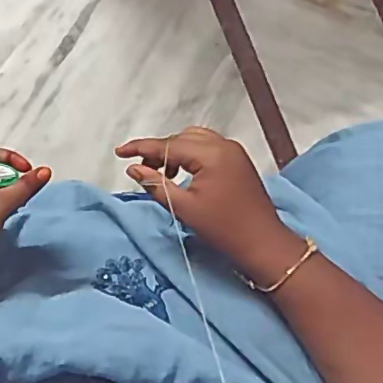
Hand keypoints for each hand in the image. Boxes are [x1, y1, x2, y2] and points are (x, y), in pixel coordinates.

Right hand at [116, 127, 306, 286]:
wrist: (263, 243)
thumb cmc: (224, 228)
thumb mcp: (183, 208)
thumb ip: (155, 184)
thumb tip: (134, 168)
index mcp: (211, 154)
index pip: (168, 145)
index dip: (141, 148)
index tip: (120, 152)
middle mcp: (223, 145)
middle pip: (180, 138)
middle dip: (157, 151)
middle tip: (140, 168)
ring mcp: (233, 150)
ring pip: (193, 139)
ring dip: (174, 151)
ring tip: (160, 172)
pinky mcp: (237, 159)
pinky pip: (207, 145)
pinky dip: (190, 153)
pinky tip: (181, 173)